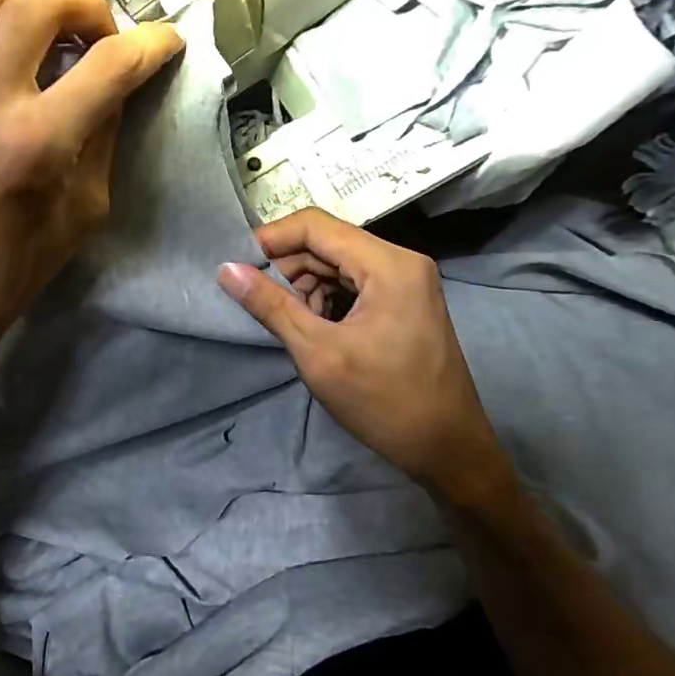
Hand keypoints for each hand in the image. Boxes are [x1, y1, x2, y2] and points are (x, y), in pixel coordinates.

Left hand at [0, 0, 183, 355]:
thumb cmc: (21, 263)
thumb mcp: (87, 205)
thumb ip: (104, 127)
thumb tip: (119, 70)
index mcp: (35, 142)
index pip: (109, 61)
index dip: (152, 41)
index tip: (168, 39)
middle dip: (87, 3)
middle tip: (97, 36)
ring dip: (27, 3)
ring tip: (43, 40)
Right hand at [217, 208, 510, 499]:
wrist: (448, 449)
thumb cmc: (384, 403)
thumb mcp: (319, 354)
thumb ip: (271, 305)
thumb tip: (226, 269)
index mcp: (388, 264)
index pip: (316, 226)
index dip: (271, 239)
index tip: (236, 265)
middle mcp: (401, 262)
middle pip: (327, 243)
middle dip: (287, 268)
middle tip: (257, 300)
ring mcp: (406, 282)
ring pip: (338, 264)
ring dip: (305, 287)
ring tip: (289, 322)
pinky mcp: (404, 302)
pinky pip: (354, 285)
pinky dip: (326, 300)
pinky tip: (313, 328)